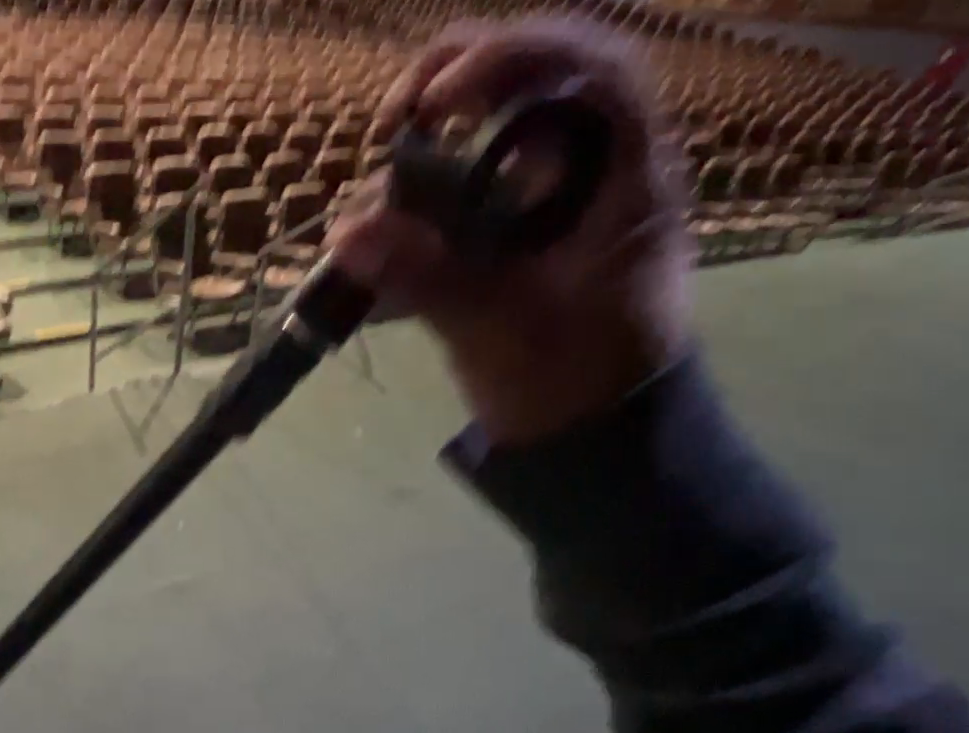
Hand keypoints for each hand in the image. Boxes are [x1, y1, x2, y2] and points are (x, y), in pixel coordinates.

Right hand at [330, 17, 693, 443]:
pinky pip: (465, 188)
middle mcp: (590, 172)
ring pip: (493, 132)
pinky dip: (418, 195)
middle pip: (532, 80)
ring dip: (428, 144)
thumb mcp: (503, 331)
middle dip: (454, 84)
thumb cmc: (571, 382)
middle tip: (394, 122)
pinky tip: (381, 225)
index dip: (509, 56)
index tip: (436, 102)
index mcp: (623, 179)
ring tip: (377, 183)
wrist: (588, 440)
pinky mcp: (514, 237)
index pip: (587, 67)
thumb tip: (346, 233)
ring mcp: (551, 202)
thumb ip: (429, 279)